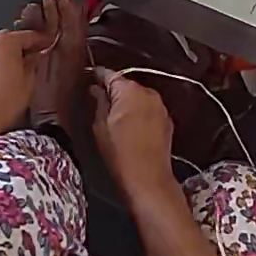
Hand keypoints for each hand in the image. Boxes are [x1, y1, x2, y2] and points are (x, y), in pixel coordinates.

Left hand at [0, 28, 46, 141]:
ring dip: (11, 55)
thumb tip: (37, 55)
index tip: (49, 43)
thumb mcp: (30, 80)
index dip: (42, 40)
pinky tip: (7, 79)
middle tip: (38, 57)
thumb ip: (35, 61)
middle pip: (12, 39)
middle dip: (25, 47)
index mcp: (5, 41)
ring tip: (23, 71)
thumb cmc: (4, 103)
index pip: (29, 35)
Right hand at [90, 67, 178, 207]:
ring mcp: (160, 107)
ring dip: (127, 101)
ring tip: (115, 113)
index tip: (87, 76)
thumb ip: (99, 101)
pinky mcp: (167, 121)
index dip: (97, 75)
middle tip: (99, 99)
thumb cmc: (119, 152)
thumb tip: (96, 88)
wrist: (149, 181)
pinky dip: (139, 111)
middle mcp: (148, 92)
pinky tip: (131, 125)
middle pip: (126, 84)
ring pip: (138, 96)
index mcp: (129, 90)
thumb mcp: (100, 126)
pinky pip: (148, 108)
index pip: (109, 74)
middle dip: (113, 90)